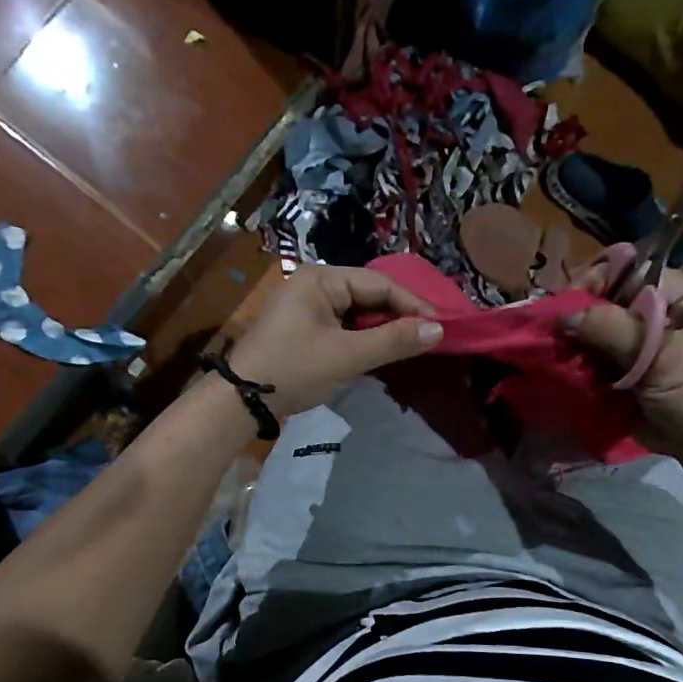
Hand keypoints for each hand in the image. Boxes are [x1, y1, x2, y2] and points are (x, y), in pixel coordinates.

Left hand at [225, 266, 443, 416]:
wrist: (241, 401)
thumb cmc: (293, 369)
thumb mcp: (347, 355)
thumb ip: (393, 341)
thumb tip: (438, 329)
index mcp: (321, 279)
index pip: (379, 284)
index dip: (413, 304)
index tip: (441, 325)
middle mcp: (315, 285)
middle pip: (369, 296)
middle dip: (400, 316)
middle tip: (430, 337)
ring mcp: (308, 308)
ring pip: (359, 314)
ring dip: (384, 330)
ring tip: (412, 346)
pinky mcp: (305, 330)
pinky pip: (345, 328)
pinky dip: (366, 340)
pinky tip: (383, 353)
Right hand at [562, 246, 682, 459]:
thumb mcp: (661, 353)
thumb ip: (611, 328)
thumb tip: (563, 315)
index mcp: (677, 294)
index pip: (627, 271)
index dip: (596, 283)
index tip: (568, 305)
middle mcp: (657, 313)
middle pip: (607, 303)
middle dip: (581, 319)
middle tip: (555, 336)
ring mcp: (641, 347)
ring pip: (597, 335)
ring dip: (577, 347)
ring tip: (558, 358)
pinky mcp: (628, 375)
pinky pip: (596, 363)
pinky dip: (580, 369)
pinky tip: (566, 374)